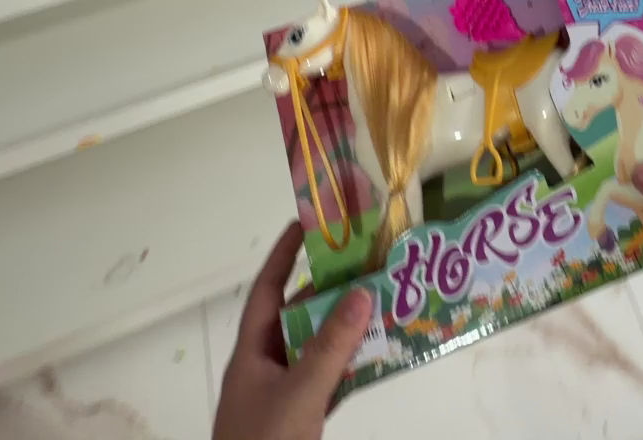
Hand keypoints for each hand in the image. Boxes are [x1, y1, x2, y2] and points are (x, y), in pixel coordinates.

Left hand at [213, 223, 371, 439]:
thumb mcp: (298, 395)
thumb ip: (331, 345)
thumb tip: (363, 290)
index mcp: (252, 355)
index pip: (267, 292)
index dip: (284, 256)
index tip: (308, 223)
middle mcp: (268, 368)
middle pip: (302, 316)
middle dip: (335, 289)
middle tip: (373, 260)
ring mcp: (286, 394)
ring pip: (322, 346)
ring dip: (352, 326)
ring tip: (389, 298)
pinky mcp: (304, 418)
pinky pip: (334, 377)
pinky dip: (357, 363)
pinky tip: (386, 350)